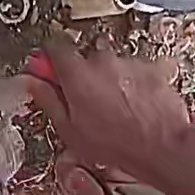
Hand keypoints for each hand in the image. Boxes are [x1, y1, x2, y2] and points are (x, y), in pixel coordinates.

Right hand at [24, 39, 194, 191]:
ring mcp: (129, 62)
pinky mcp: (151, 67)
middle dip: (83, 76)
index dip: (50, 61)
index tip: (50, 73)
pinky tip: (133, 107)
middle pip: (85, 58)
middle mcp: (102, 60)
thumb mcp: (69, 128)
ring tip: (115, 110)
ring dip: (109, 81)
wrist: (162, 146)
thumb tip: (32, 82)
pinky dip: (132, 85)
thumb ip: (48, 99)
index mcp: (77, 73)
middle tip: (86, 103)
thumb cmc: (115, 143)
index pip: (54, 48)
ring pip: (111, 66)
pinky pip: (134, 72)